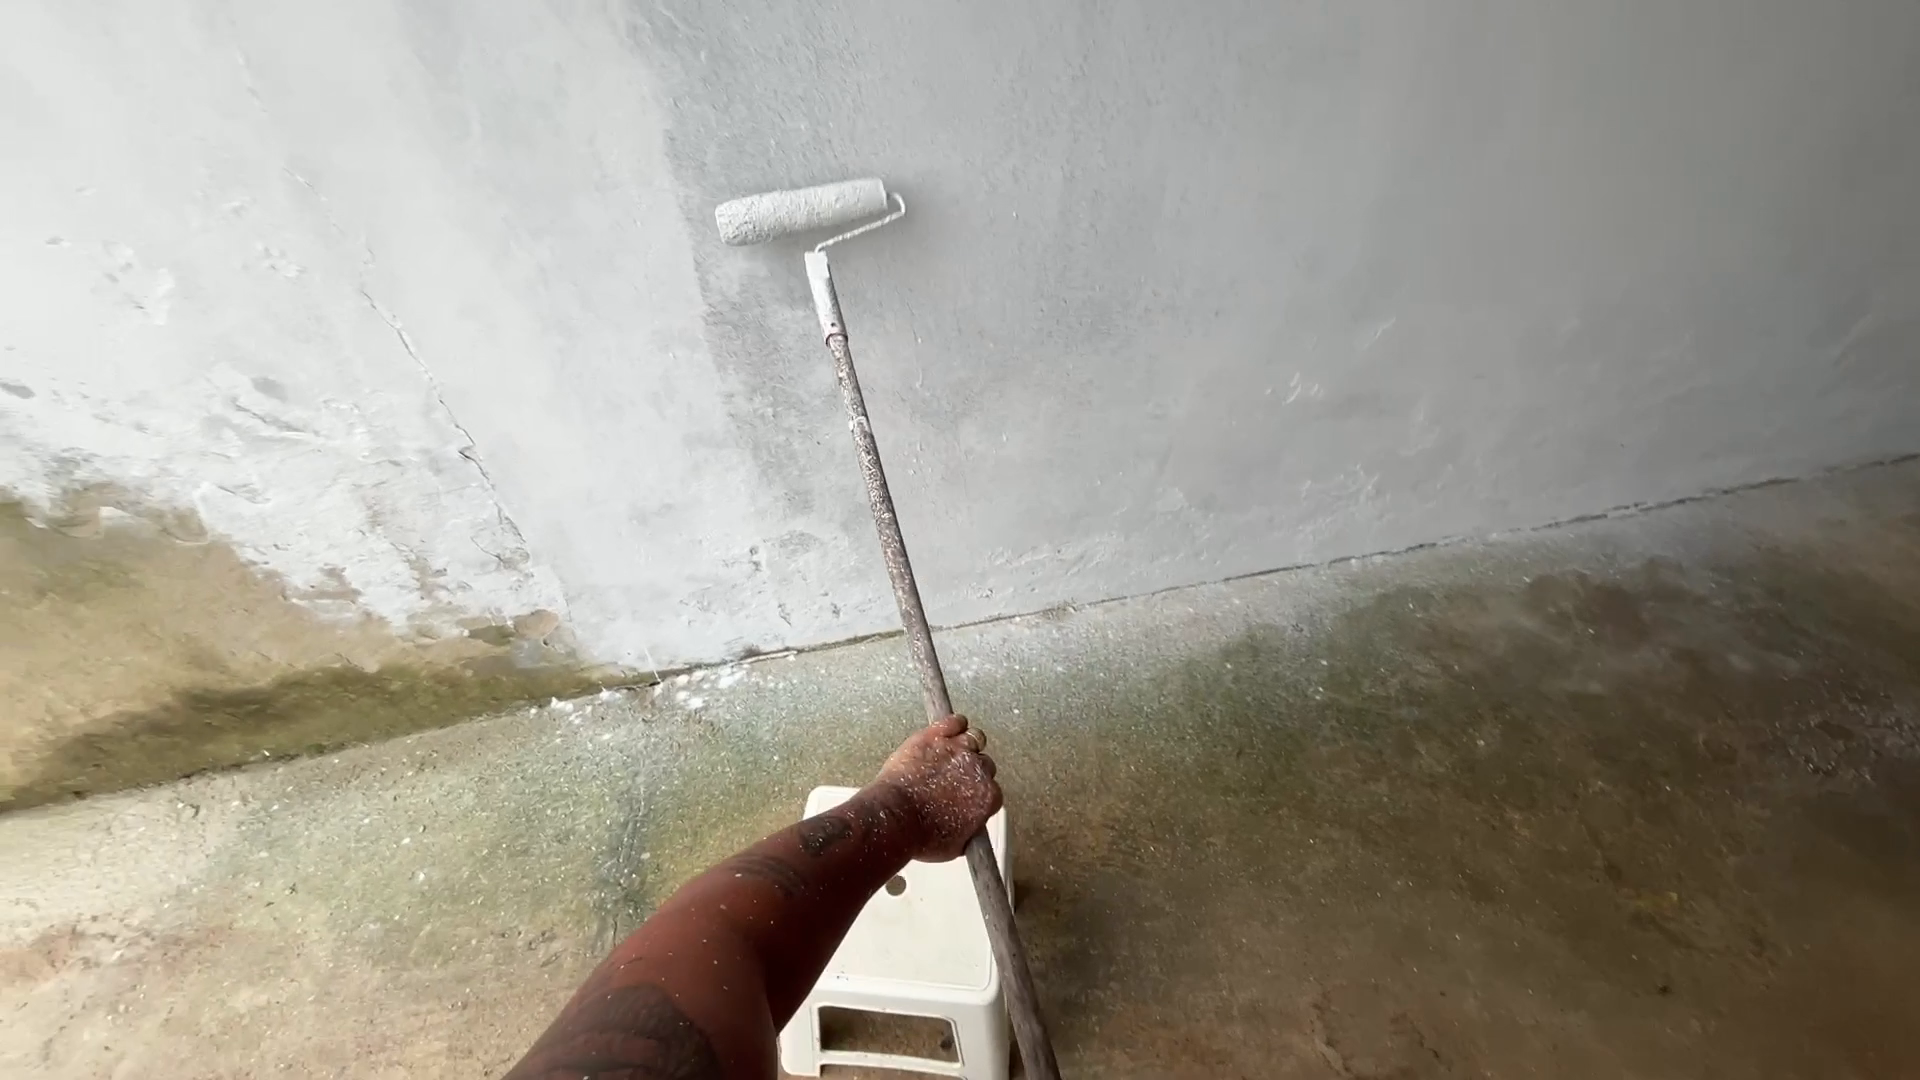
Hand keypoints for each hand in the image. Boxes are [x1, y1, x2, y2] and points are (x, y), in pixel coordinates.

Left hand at [871, 714, 1001, 861]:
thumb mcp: (955, 847)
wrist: (894, 818)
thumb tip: (969, 828)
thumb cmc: (920, 834)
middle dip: (972, 770)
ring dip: (966, 744)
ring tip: (951, 752)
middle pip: (984, 763)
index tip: (969, 793)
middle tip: (954, 776)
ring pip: (974, 738)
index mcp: (987, 796)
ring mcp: (957, 749)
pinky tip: (947, 730)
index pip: (993, 790)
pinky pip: (955, 721)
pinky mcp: (936, 735)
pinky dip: (954, 723)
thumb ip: (970, 829)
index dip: (979, 791)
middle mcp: (978, 769)